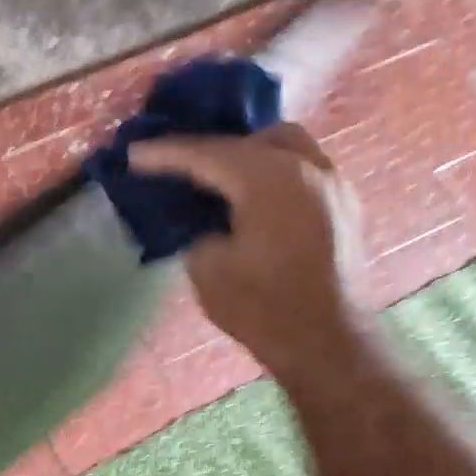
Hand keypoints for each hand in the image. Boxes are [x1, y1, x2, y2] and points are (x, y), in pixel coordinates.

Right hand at [130, 123, 368, 370]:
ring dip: (251, 159)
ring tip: (216, 182)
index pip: (210, 155)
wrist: (322, 337)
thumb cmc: (258, 304)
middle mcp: (311, 169)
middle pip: (261, 138)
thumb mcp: (207, 267)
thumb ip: (200, 230)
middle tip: (181, 166)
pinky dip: (271, 177)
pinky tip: (247, 202)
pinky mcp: (341, 208)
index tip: (134, 154)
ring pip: (290, 151)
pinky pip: (302, 174)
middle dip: (220, 147)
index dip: (168, 154)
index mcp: (272, 179)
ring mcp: (334, 185)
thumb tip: (201, 219)